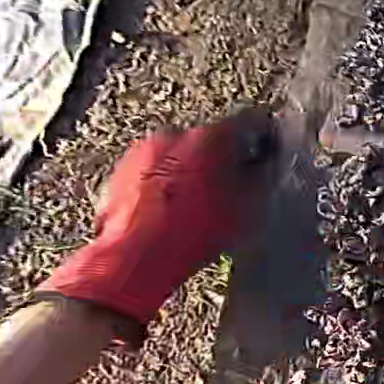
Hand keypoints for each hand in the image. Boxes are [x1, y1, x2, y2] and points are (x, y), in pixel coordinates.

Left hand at [39, 110, 273, 324]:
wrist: (133, 260)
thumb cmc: (186, 237)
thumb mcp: (243, 213)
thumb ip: (256, 183)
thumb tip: (261, 174)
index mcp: (207, 138)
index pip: (244, 124)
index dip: (259, 137)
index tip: (264, 147)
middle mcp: (172, 137)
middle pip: (206, 140)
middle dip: (219, 160)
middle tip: (230, 187)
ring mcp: (141, 154)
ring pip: (175, 156)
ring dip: (188, 173)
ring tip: (197, 206)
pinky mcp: (119, 175)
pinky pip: (151, 174)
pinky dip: (163, 187)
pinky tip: (170, 214)